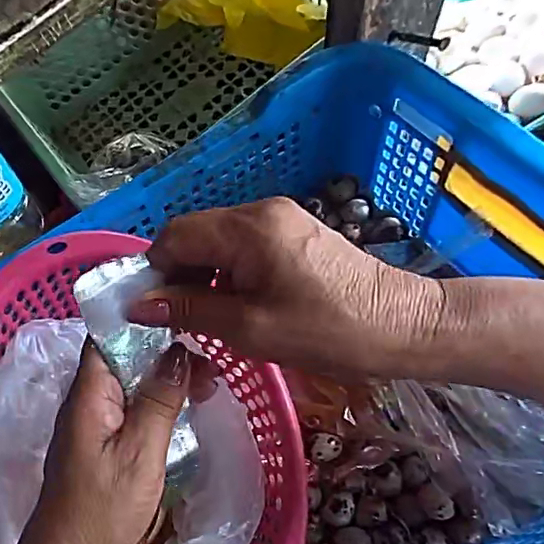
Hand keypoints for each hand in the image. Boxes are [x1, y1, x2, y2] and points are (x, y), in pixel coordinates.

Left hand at [14, 342, 206, 543]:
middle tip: (210, 365)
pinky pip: (126, 406)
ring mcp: (89, 421)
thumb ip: (159, 401)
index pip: (108, 337)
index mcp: (88, 394)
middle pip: (123, 358)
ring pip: (128, 383)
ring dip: (163, 379)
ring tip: (207, 384)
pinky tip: (181, 407)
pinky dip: (154, 402)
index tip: (184, 322)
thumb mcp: (140, 453)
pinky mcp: (96, 440)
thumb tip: (178, 352)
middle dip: (164, 355)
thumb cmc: (103, 508)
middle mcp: (84, 400)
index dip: (143, 325)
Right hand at [130, 197, 447, 382]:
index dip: (154, 271)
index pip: (174, 235)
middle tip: (178, 319)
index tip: (152, 310)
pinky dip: (225, 274)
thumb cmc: (328, 331)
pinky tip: (235, 304)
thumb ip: (188, 311)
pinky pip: (240, 247)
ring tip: (207, 316)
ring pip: (215, 242)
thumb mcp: (249, 329)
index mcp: (248, 228)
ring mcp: (280, 219)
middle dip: (177, 275)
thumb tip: (137, 305)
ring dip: (201, 277)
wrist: (406, 327)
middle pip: (193, 234)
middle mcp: (260, 211)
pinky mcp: (293, 232)